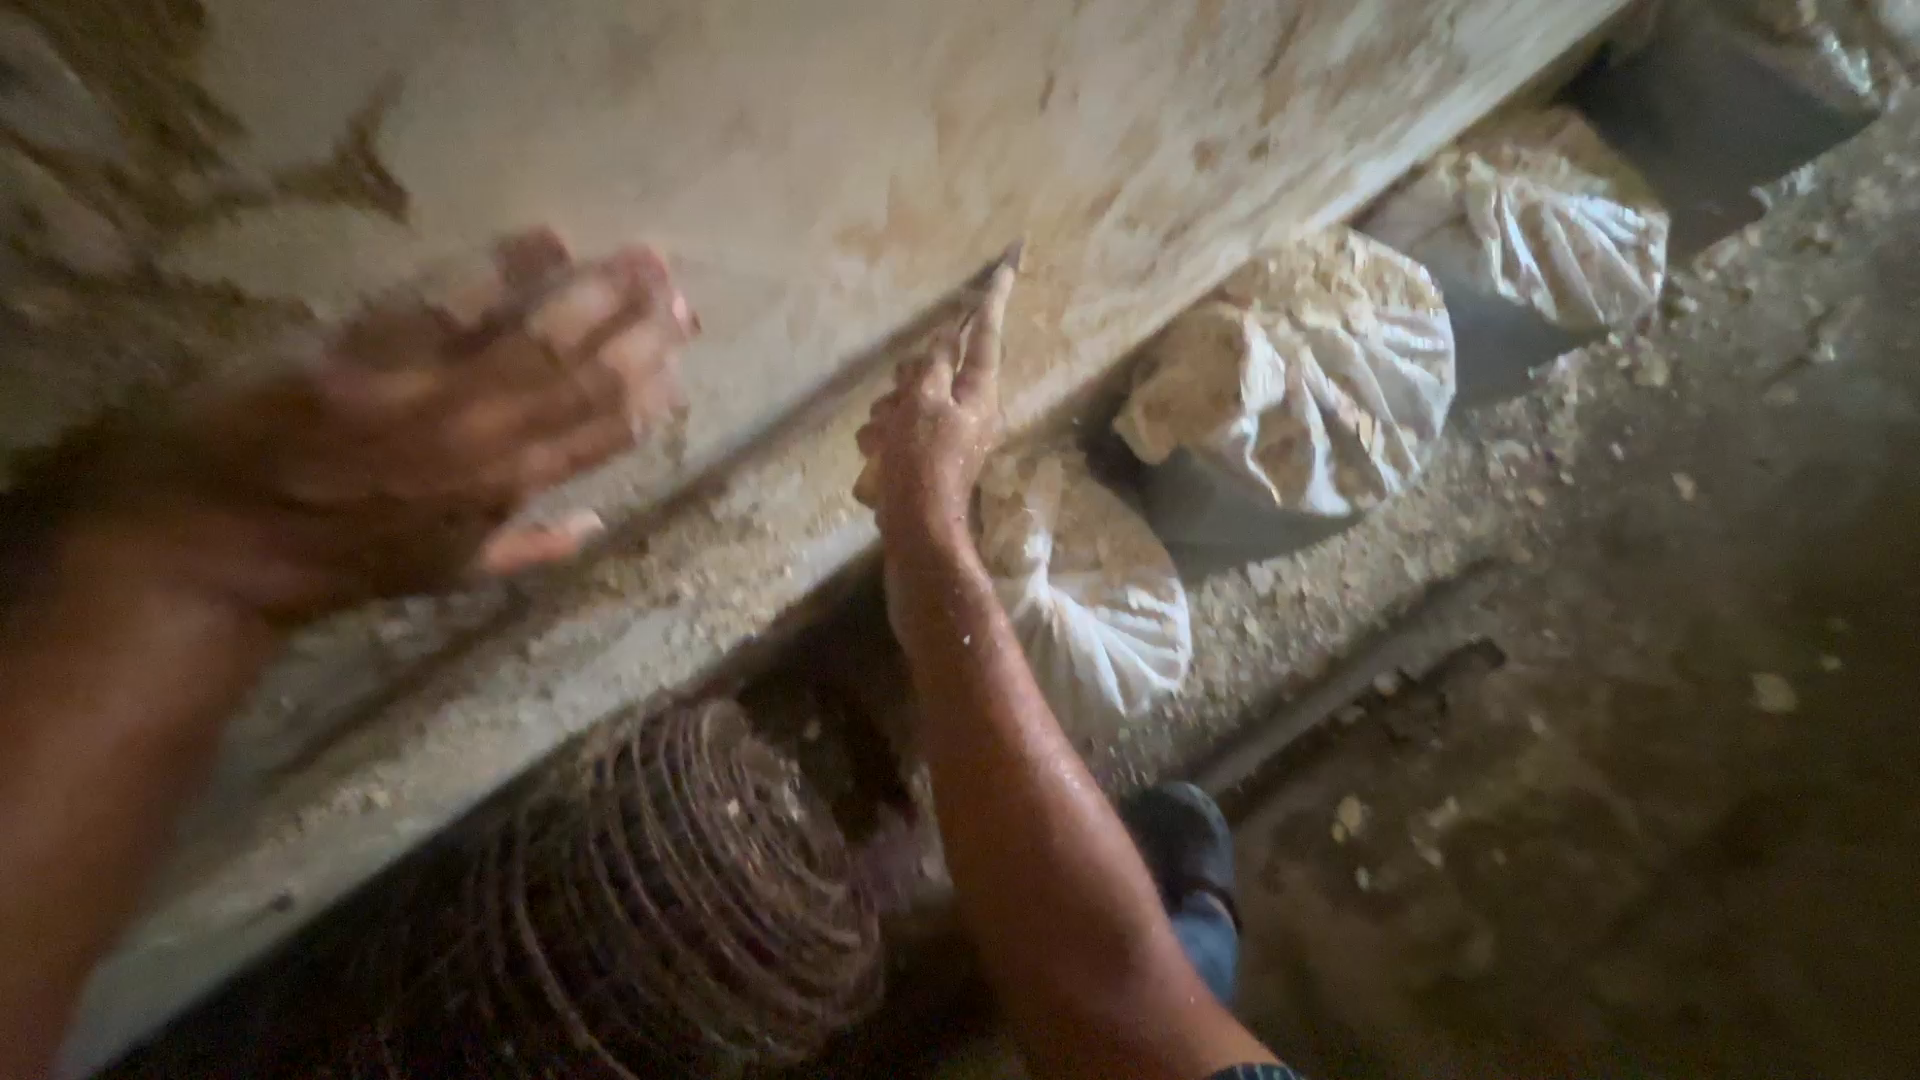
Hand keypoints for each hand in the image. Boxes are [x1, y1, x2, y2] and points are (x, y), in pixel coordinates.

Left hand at [39, 227, 696, 625]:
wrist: (206, 547)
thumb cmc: (339, 559)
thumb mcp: (451, 573)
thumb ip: (530, 548)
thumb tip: (600, 525)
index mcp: (511, 491)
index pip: (604, 435)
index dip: (652, 395)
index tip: (681, 361)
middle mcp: (488, 446)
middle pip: (587, 381)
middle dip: (644, 336)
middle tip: (681, 296)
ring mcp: (426, 404)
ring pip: (537, 343)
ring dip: (600, 298)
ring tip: (646, 261)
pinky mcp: (356, 361)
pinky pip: (441, 308)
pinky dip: (499, 271)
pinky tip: (551, 240)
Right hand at [855, 263, 1014, 546]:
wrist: (915, 527)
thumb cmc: (921, 462)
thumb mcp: (922, 402)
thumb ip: (933, 364)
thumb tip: (947, 336)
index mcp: (978, 393)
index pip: (986, 334)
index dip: (992, 297)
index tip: (1011, 260)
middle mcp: (969, 408)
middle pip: (935, 368)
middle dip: (907, 380)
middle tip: (897, 404)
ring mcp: (948, 432)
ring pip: (910, 398)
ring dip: (889, 414)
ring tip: (885, 441)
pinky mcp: (927, 452)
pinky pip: (901, 427)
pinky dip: (886, 438)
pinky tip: (880, 456)